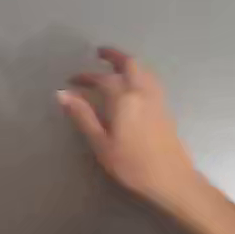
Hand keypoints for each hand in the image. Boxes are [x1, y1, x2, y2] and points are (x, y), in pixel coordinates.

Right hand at [58, 48, 206, 214]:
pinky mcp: (165, 108)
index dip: (86, 77)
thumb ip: (83, 116)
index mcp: (125, 99)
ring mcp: (157, 99)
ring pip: (144, 70)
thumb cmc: (132, 165)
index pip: (103, 79)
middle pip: (130, 64)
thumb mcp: (101, 143)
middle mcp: (143, 92)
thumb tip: (62, 94)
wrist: (172, 179)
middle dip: (114, 55)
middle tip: (99, 53)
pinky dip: (139, 74)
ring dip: (128, 63)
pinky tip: (133, 85)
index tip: (72, 81)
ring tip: (115, 65)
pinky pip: (151, 80)